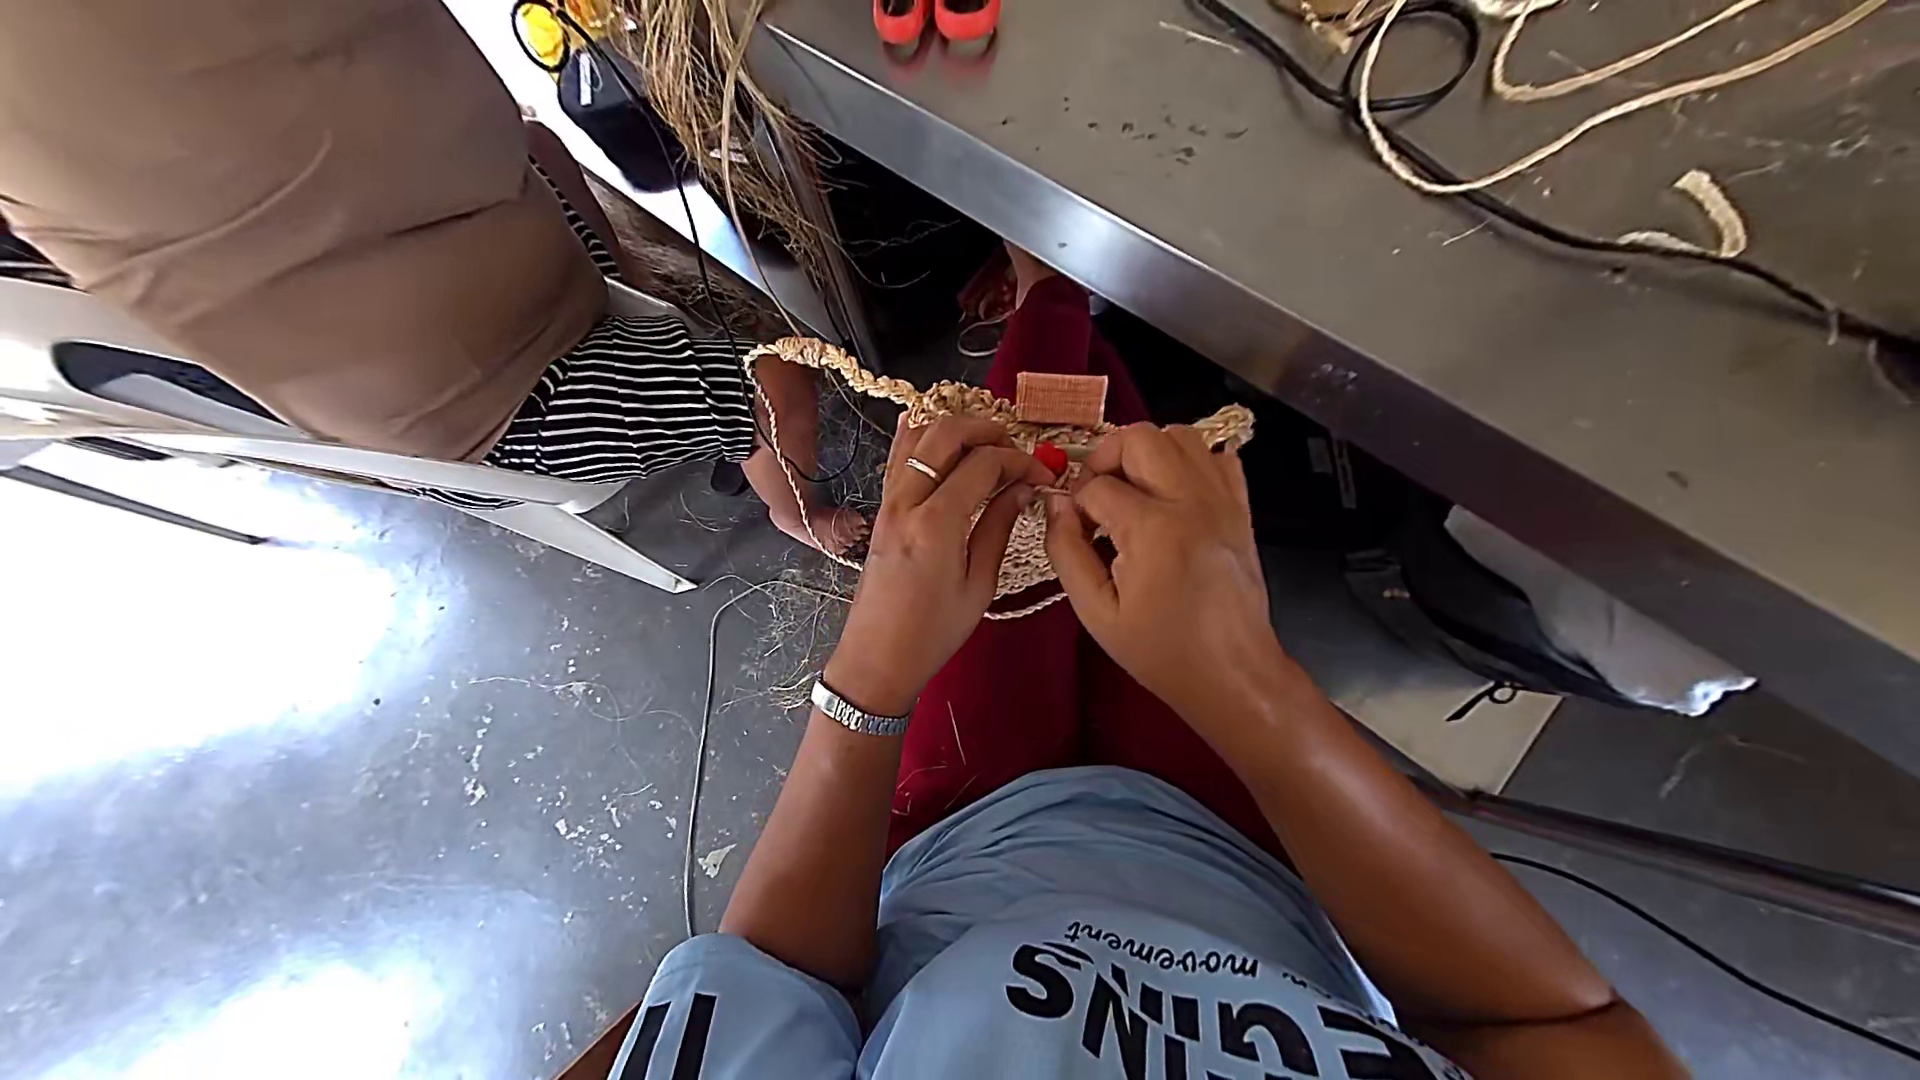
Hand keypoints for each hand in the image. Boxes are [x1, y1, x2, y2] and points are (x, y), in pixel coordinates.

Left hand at [823, 414, 1054, 717]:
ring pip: (917, 436)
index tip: (1040, 472)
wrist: (877, 657)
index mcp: (936, 524)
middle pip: (945, 433)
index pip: (983, 464)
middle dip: (986, 429)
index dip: (1018, 460)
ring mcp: (887, 502)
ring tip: (986, 443)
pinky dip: (920, 437)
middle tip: (1014, 448)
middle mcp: (906, 502)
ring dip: (954, 428)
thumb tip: (1023, 489)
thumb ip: (999, 527)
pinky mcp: (880, 509)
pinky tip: (940, 437)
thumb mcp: (978, 585)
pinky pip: (898, 456)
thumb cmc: (933, 632)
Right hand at [1044, 422, 1289, 727]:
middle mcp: (1191, 501)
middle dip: (1106, 458)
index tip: (1076, 532)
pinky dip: (1189, 463)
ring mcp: (1222, 501)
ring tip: (1133, 492)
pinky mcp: (1240, 509)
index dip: (1074, 505)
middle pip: (1140, 437)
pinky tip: (1171, 496)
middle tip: (1097, 496)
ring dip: (1146, 454)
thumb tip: (1056, 504)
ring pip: (1181, 435)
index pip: (1096, 486)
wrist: (1231, 673)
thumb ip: (1065, 550)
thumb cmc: (1159, 650)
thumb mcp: (1094, 611)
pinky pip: (1217, 457)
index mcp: (1153, 530)